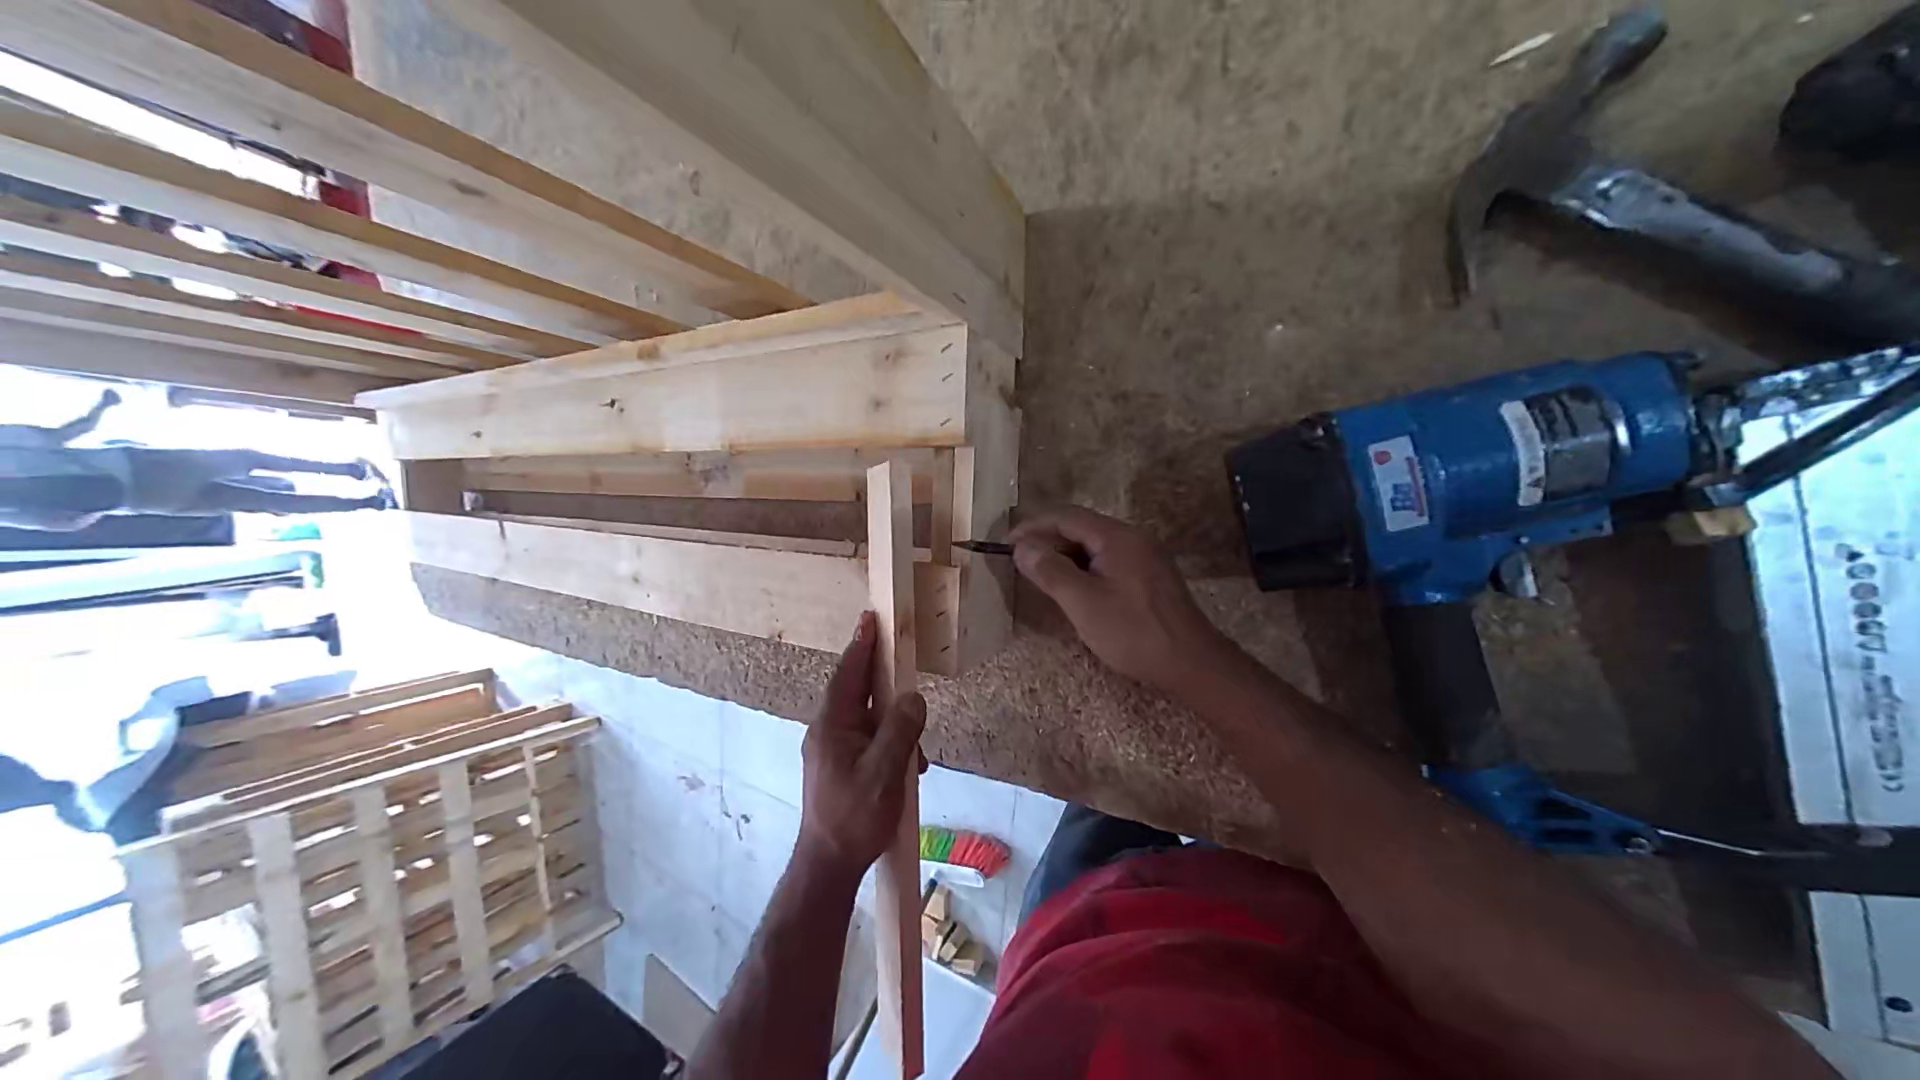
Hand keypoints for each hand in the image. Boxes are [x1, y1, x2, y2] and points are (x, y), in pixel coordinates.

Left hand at [796, 612, 925, 878]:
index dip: (861, 645)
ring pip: (868, 723)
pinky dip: (889, 749)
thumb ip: (900, 729)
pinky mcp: (839, 769)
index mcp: (832, 726)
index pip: (848, 674)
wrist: (828, 867)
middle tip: (903, 671)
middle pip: (858, 695)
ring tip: (915, 758)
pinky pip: (868, 744)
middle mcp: (827, 732)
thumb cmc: (854, 818)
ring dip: (894, 730)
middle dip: (884, 686)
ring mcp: (832, 752)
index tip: (870, 618)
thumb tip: (912, 697)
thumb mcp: (884, 772)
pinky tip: (908, 773)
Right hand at [1011, 506, 1236, 693]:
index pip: (1066, 516)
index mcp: (1118, 536)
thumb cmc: (1133, 632)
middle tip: (1017, 561)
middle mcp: (1133, 537)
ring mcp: (1144, 556)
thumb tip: (1022, 547)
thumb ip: (1050, 571)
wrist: (1191, 663)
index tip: (1004, 544)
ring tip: (1037, 575)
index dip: (1031, 526)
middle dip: (1046, 540)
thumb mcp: (1083, 603)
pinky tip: (1070, 588)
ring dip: (1063, 555)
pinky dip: (1082, 568)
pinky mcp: (1149, 576)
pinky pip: (1107, 560)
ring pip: (1093, 545)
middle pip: (1080, 527)